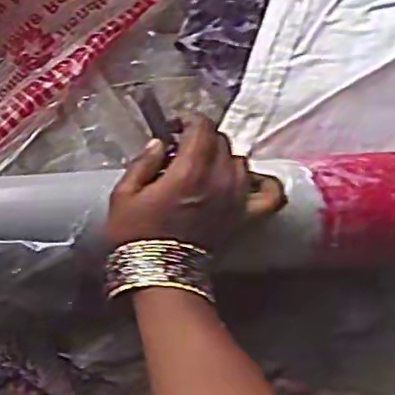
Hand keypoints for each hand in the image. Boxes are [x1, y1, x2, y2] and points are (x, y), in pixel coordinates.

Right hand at [105, 118, 283, 248]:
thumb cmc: (134, 235)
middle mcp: (219, 179)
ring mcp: (237, 198)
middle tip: (182, 151)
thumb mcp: (123, 195)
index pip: (201, 128)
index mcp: (188, 171)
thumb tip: (160, 143)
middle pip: (221, 142)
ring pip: (240, 161)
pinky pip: (271, 193)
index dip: (188, 121)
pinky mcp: (247, 217)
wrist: (158, 274)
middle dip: (202, 140)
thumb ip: (143, 163)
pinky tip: (247, 182)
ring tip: (205, 169)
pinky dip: (263, 183)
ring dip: (223, 159)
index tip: (174, 127)